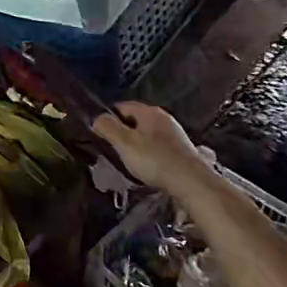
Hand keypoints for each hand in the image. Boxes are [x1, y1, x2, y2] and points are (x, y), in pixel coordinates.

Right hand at [91, 102, 213, 195]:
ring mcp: (173, 133)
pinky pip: (156, 145)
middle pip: (134, 120)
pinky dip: (147, 152)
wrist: (189, 180)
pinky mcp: (179, 148)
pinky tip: (145, 165)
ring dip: (134, 143)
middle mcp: (163, 117)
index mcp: (149, 111)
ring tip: (126, 159)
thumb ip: (108, 127)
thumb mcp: (124, 143)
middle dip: (121, 131)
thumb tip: (97, 118)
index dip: (107, 118)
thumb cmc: (154, 159)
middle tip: (110, 148)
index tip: (99, 134)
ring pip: (145, 133)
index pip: (121, 106)